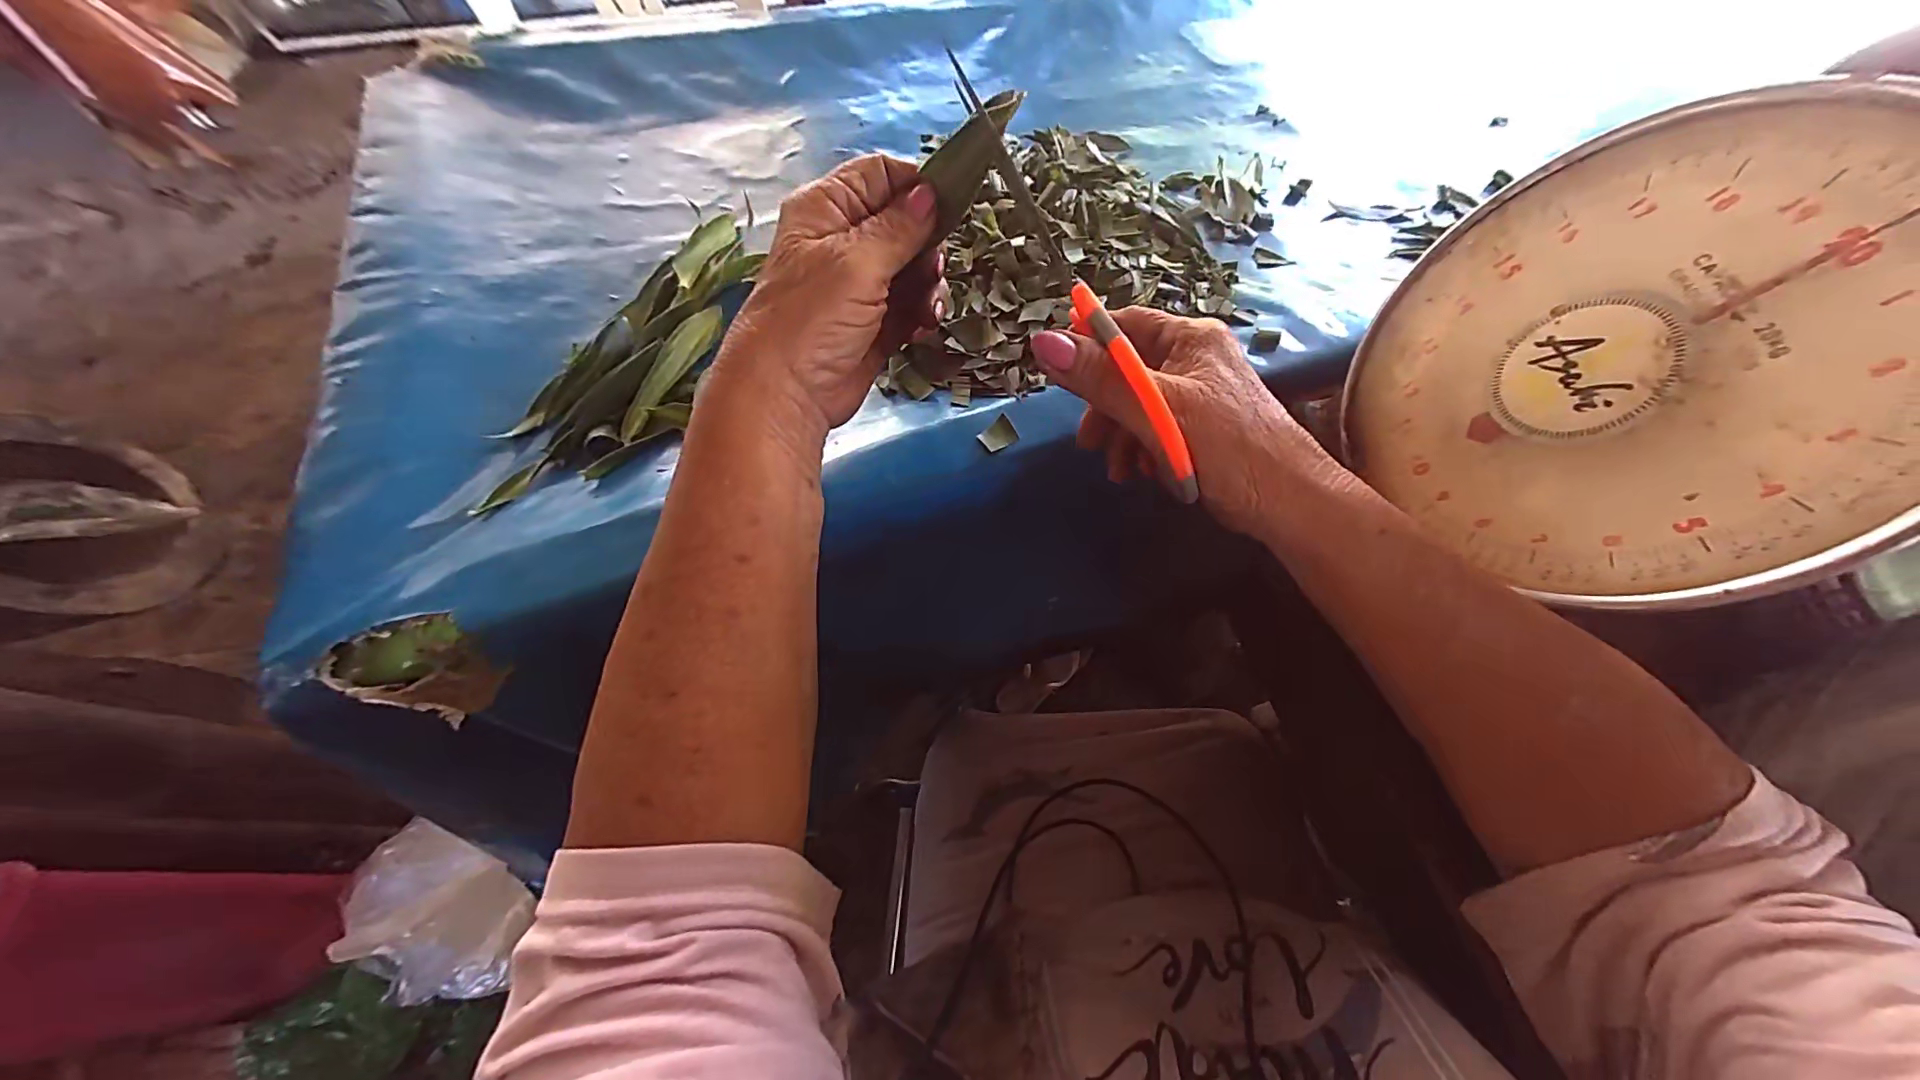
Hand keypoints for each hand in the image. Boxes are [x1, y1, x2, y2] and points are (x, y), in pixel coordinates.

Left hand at [709, 154, 947, 439]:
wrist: (787, 394)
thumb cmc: (809, 320)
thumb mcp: (856, 263)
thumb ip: (899, 227)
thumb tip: (931, 192)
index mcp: (827, 210)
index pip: (881, 176)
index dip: (917, 188)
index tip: (948, 208)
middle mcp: (844, 243)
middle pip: (906, 225)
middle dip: (928, 246)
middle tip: (932, 268)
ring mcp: (861, 286)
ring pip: (915, 269)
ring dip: (930, 286)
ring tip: (927, 308)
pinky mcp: (876, 324)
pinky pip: (912, 307)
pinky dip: (923, 314)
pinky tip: (923, 327)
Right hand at [1030, 310, 1338, 535]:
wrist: (1289, 504)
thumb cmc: (1229, 449)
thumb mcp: (1158, 412)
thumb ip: (1101, 379)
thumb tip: (1044, 343)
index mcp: (1191, 339)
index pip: (1125, 324)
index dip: (1087, 344)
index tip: (1059, 373)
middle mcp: (1196, 359)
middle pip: (1127, 371)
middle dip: (1104, 409)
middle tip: (1090, 442)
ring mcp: (1200, 394)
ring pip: (1138, 405)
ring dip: (1121, 436)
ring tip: (1120, 469)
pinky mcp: (1202, 427)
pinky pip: (1156, 428)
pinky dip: (1142, 448)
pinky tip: (1142, 473)